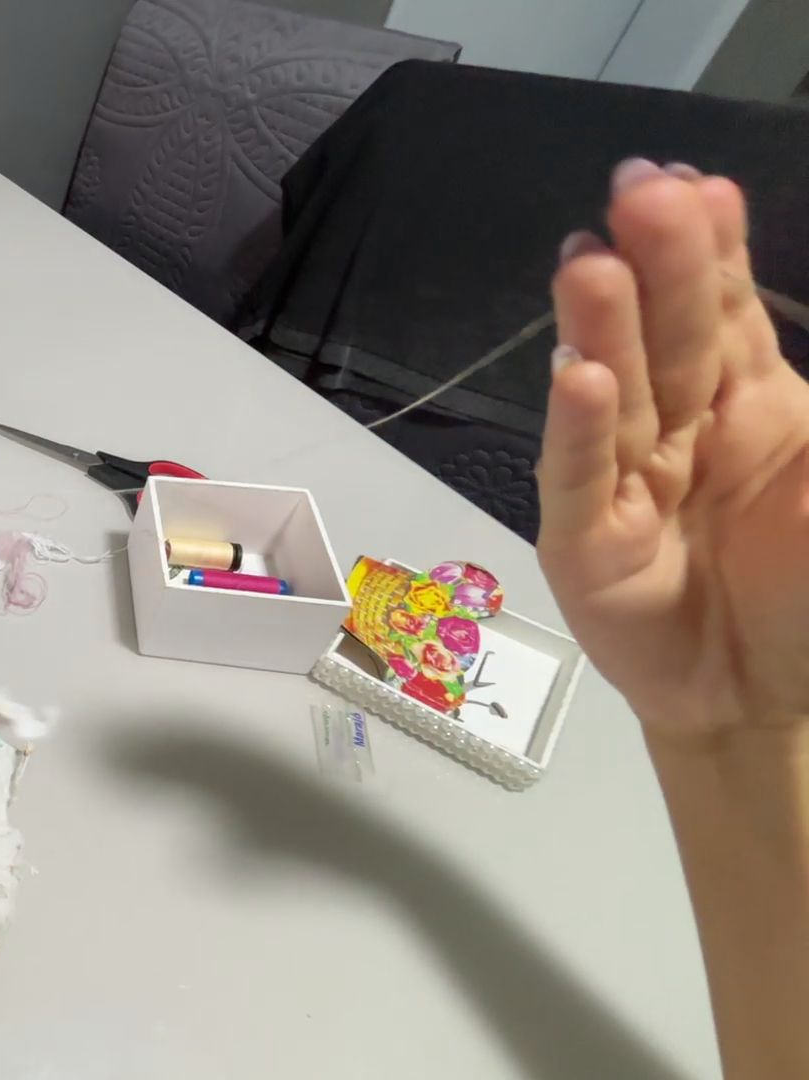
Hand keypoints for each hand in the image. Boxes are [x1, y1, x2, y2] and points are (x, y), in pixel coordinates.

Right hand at [540, 159, 808, 734]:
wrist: (756, 690)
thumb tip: (784, 335)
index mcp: (759, 410)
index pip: (727, 316)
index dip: (710, 250)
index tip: (688, 182)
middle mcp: (685, 432)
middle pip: (668, 339)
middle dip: (655, 264)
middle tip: (634, 190)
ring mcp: (624, 482)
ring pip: (618, 393)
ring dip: (601, 328)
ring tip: (587, 261)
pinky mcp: (581, 538)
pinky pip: (583, 474)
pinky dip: (581, 426)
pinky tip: (578, 377)